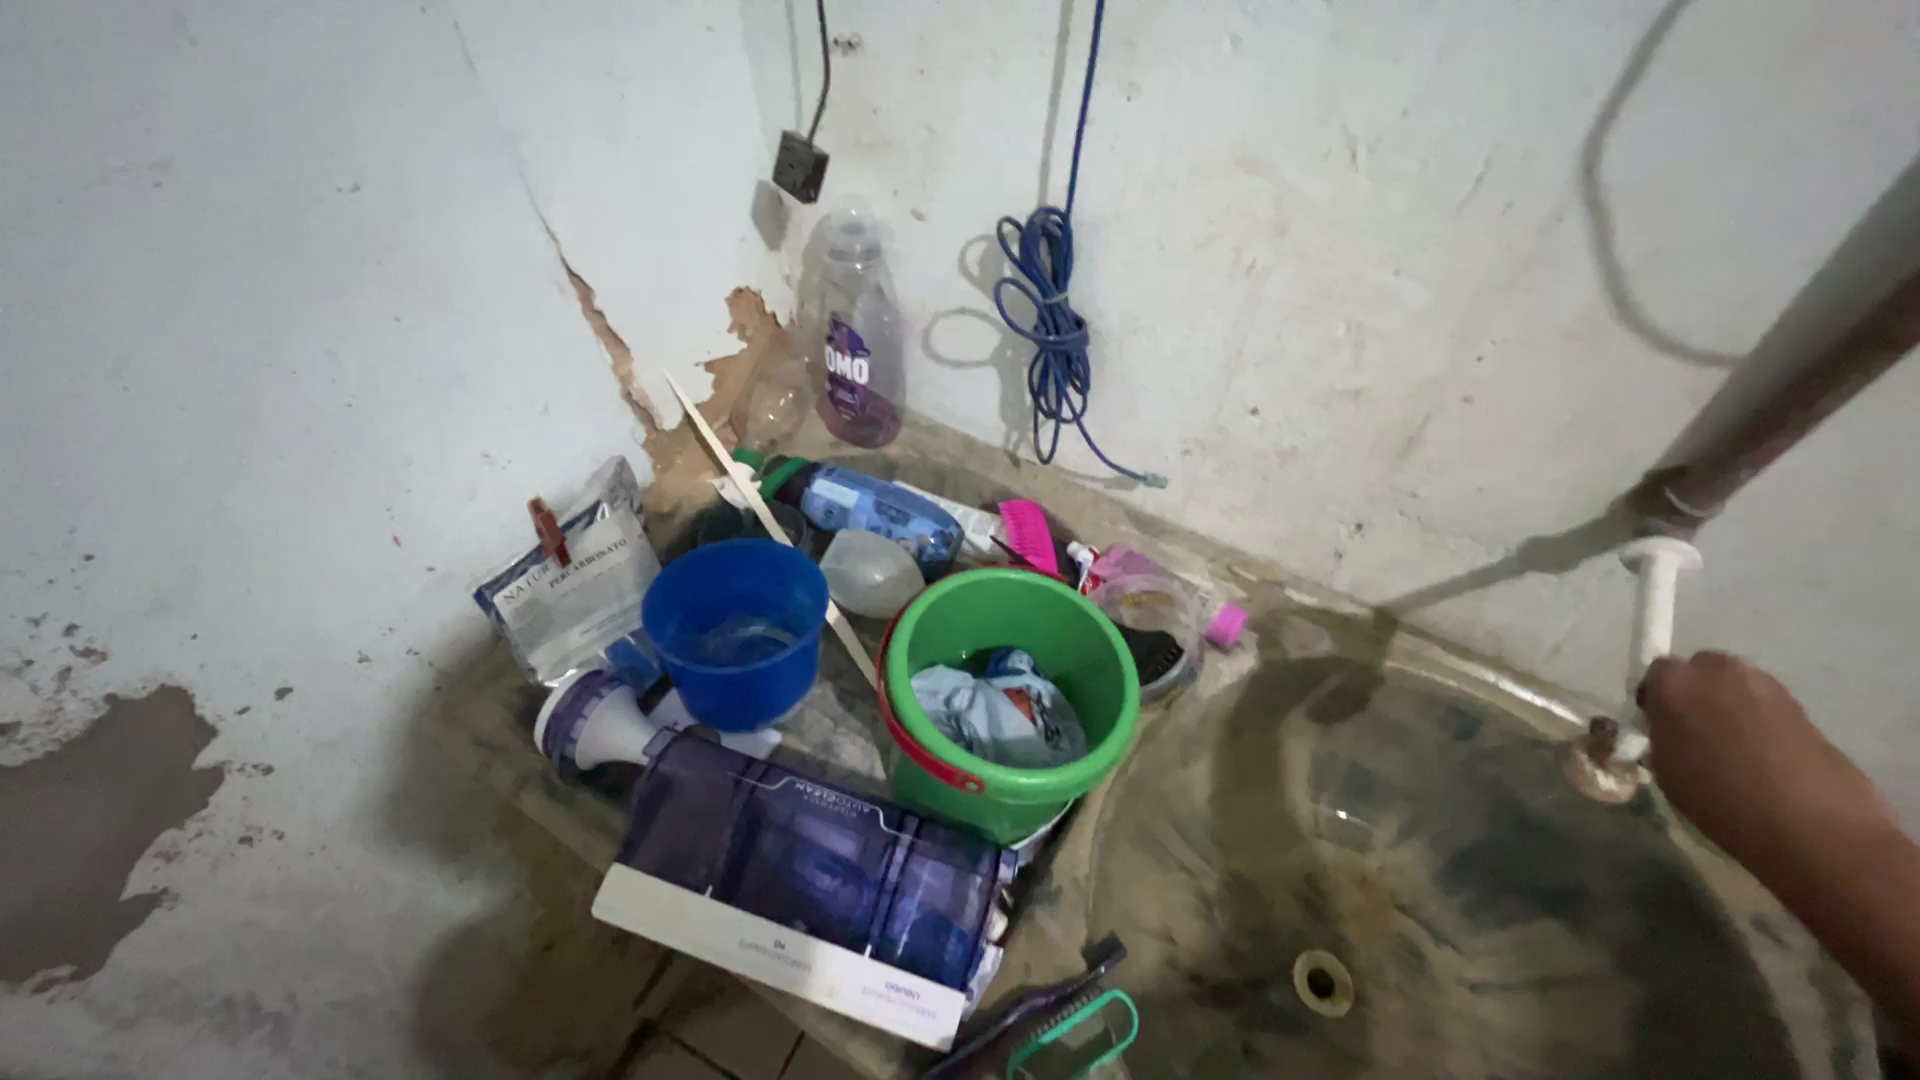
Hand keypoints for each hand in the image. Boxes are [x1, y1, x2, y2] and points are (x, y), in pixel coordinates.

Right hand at [1640, 651, 1891, 876]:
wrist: (1809, 825)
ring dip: (1730, 704)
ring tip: (1732, 745)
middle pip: (1701, 668)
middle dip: (1697, 690)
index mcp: (1673, 684)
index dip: (1656, 697)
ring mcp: (1768, 688)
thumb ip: (1662, 733)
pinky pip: (1768, 707)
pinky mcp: (1805, 709)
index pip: (1655, 672)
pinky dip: (1761, 722)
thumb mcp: (1664, 766)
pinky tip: (1763, 756)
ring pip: (1738, 685)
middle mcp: (1719, 673)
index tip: (1659, 723)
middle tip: (1695, 729)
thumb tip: (1670, 728)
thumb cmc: (1718, 797)